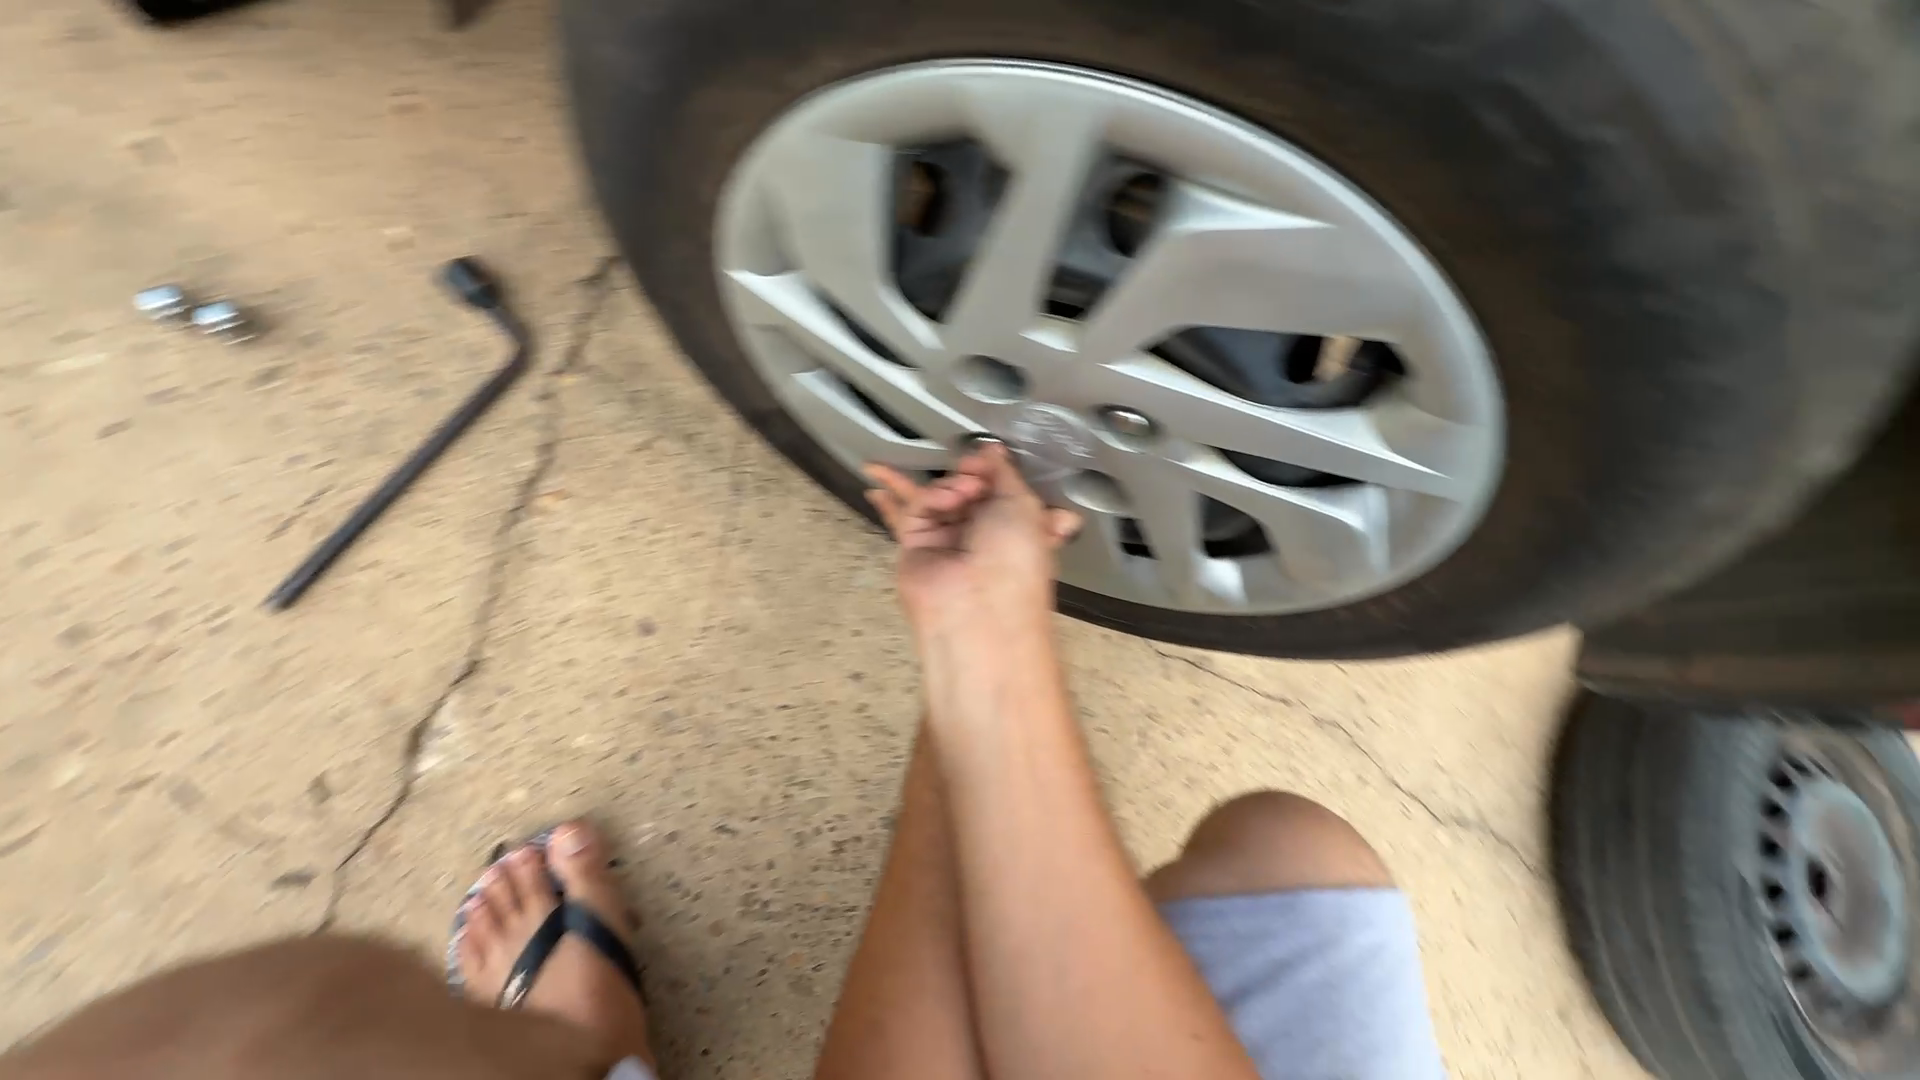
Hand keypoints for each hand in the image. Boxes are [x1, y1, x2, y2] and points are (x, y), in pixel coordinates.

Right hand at [863, 444, 1081, 629]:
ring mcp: (945, 541)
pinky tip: (921, 491)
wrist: (979, 605)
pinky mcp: (914, 545)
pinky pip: (912, 509)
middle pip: (963, 489)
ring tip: (957, 495)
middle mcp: (978, 535)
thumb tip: (991, 450)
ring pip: (936, 496)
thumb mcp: (1024, 504)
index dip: (989, 469)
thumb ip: (1003, 471)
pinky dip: (919, 496)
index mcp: (1013, 527)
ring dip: (946, 487)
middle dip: (967, 476)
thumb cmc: (1015, 559)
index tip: (985, 461)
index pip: (995, 486)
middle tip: (972, 479)